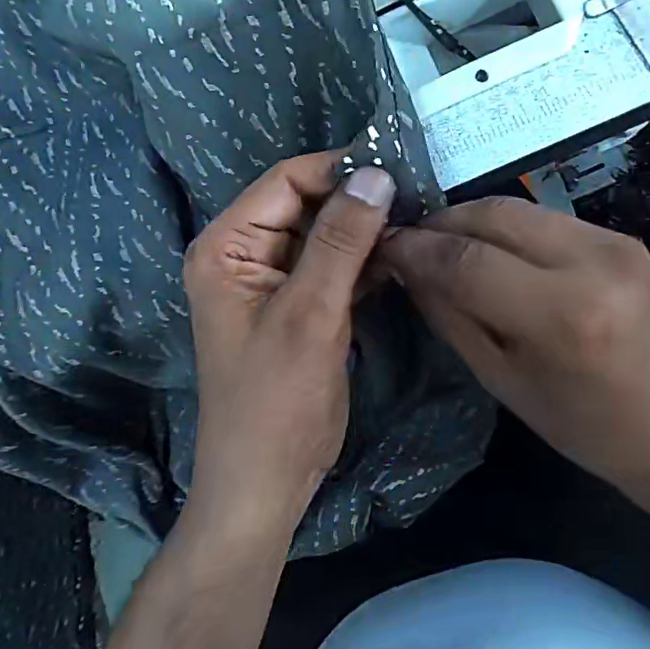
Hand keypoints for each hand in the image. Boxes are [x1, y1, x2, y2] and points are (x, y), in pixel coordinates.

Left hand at [181, 152, 395, 527]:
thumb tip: (378, 175)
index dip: (340, 170)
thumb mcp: (310, 314)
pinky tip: (406, 258)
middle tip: (420, 196)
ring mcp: (280, 282)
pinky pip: (340, 267)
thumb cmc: (277, 398)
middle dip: (361, 201)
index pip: (287, 182)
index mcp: (228, 247)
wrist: (269, 479)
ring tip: (421, 221)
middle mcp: (249, 255)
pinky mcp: (307, 306)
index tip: (399, 169)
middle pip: (310, 205)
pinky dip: (370, 261)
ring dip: (370, 231)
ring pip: (330, 235)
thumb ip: (342, 241)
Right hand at [380, 197, 649, 520]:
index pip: (468, 259)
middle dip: (443, 222)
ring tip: (443, 245)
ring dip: (474, 221)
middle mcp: (595, 262)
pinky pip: (549, 220)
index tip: (382, 246)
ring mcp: (616, 243)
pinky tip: (491, 251)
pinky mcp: (624, 239)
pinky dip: (511, 230)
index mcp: (565, 314)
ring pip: (521, 208)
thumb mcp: (503, 380)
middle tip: (409, 240)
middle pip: (495, 214)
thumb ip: (452, 315)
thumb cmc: (585, 426)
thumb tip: (408, 266)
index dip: (416, 249)